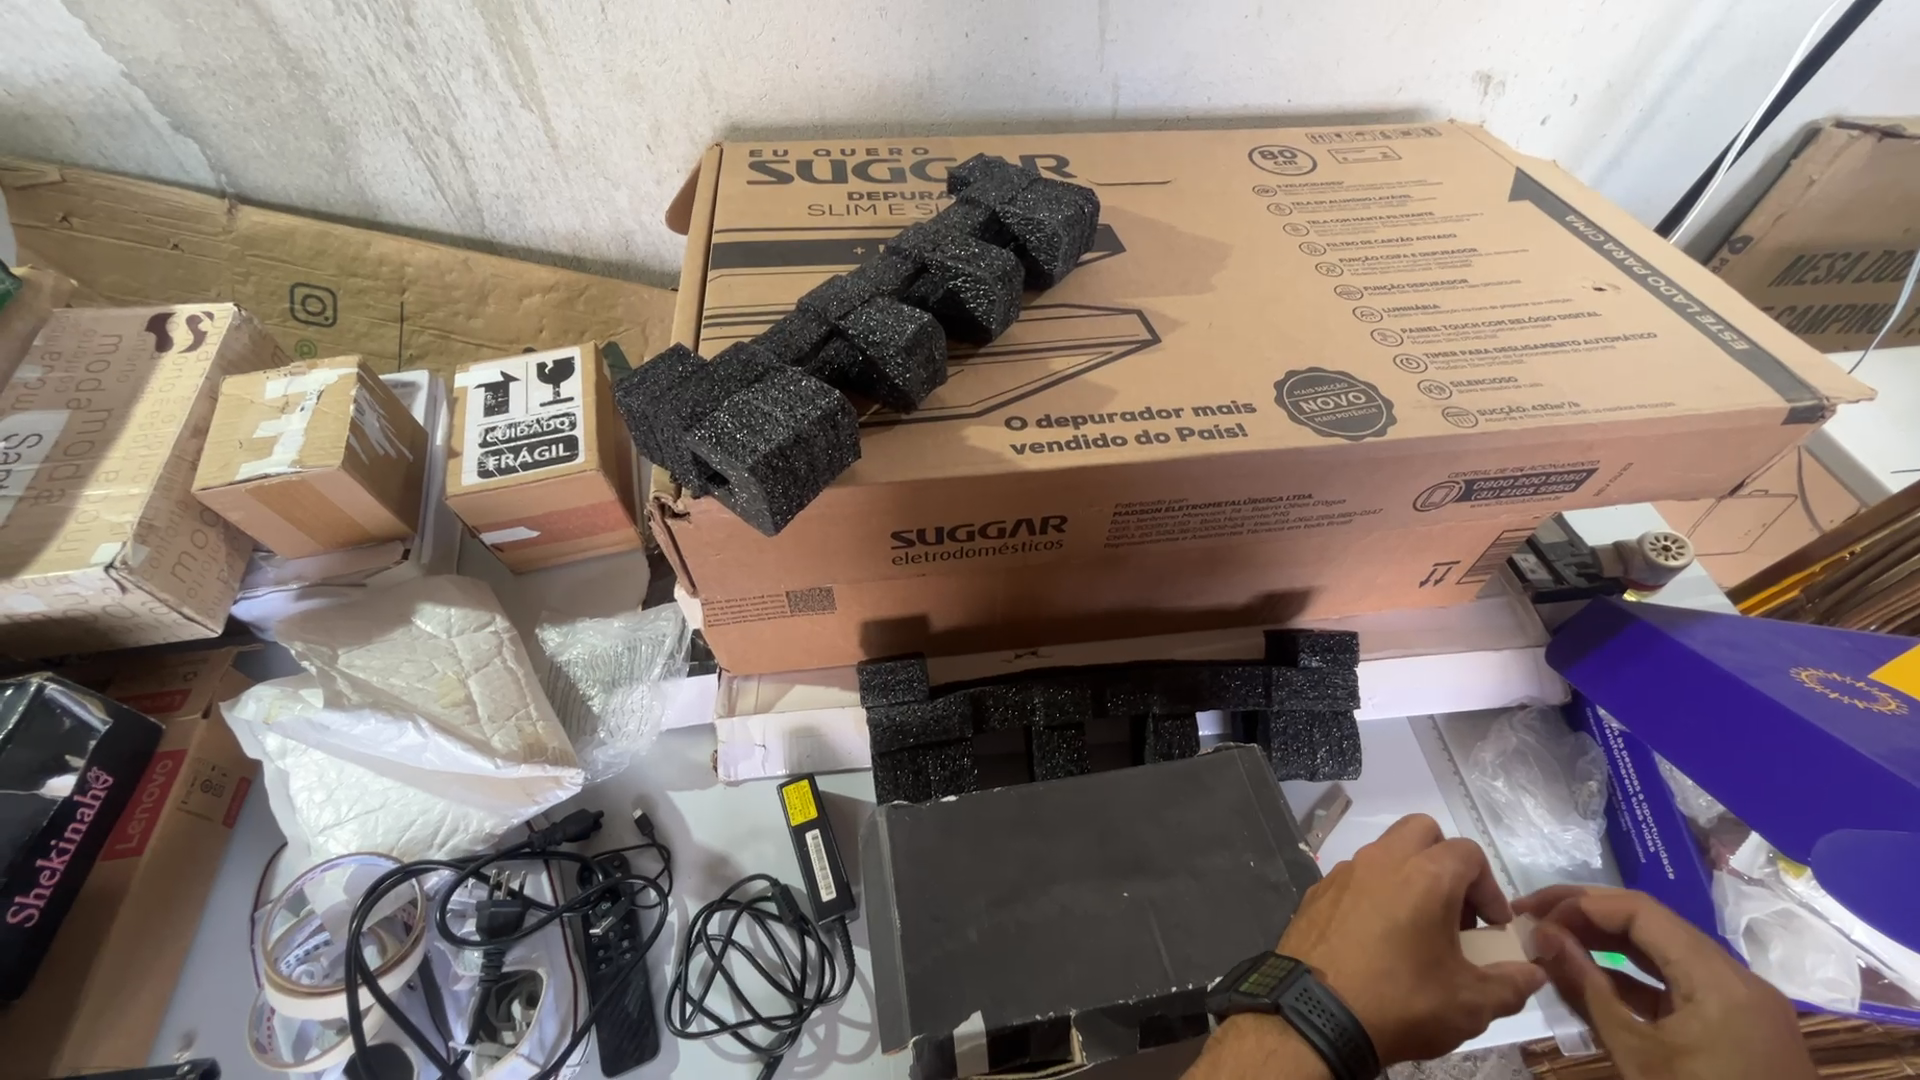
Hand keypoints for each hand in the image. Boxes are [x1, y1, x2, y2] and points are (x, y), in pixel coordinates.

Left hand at [1278, 814, 1545, 1065]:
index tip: (1493, 927)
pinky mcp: (1319, 890)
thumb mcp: (1470, 1004)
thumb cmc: (1401, 1000)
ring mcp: (1344, 872)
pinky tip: (1380, 937)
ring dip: (1409, 875)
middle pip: (1421, 831)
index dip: (1489, 887)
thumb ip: (1509, 983)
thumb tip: (1531, 972)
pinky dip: (1376, 892)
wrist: (1315, 1010)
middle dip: (1446, 861)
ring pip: (1385, 850)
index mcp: (1423, 875)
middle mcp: (1381, 860)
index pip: (1468, 852)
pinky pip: (1356, 876)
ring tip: (1420, 929)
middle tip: (1456, 911)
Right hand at [1517, 886, 1815, 1079]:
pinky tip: (1591, 971)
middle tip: (1532, 916)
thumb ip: (1585, 986)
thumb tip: (1540, 934)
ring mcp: (1743, 1000)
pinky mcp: (1738, 1020)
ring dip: (1606, 938)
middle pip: (1652, 921)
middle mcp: (1738, 977)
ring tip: (1554, 938)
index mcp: (1720, 980)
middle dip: (1587, 914)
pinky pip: (1679, 977)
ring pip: (1664, 946)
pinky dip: (1632, 969)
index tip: (1534, 917)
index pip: (1639, 910)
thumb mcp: (1634, 1052)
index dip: (1579, 905)